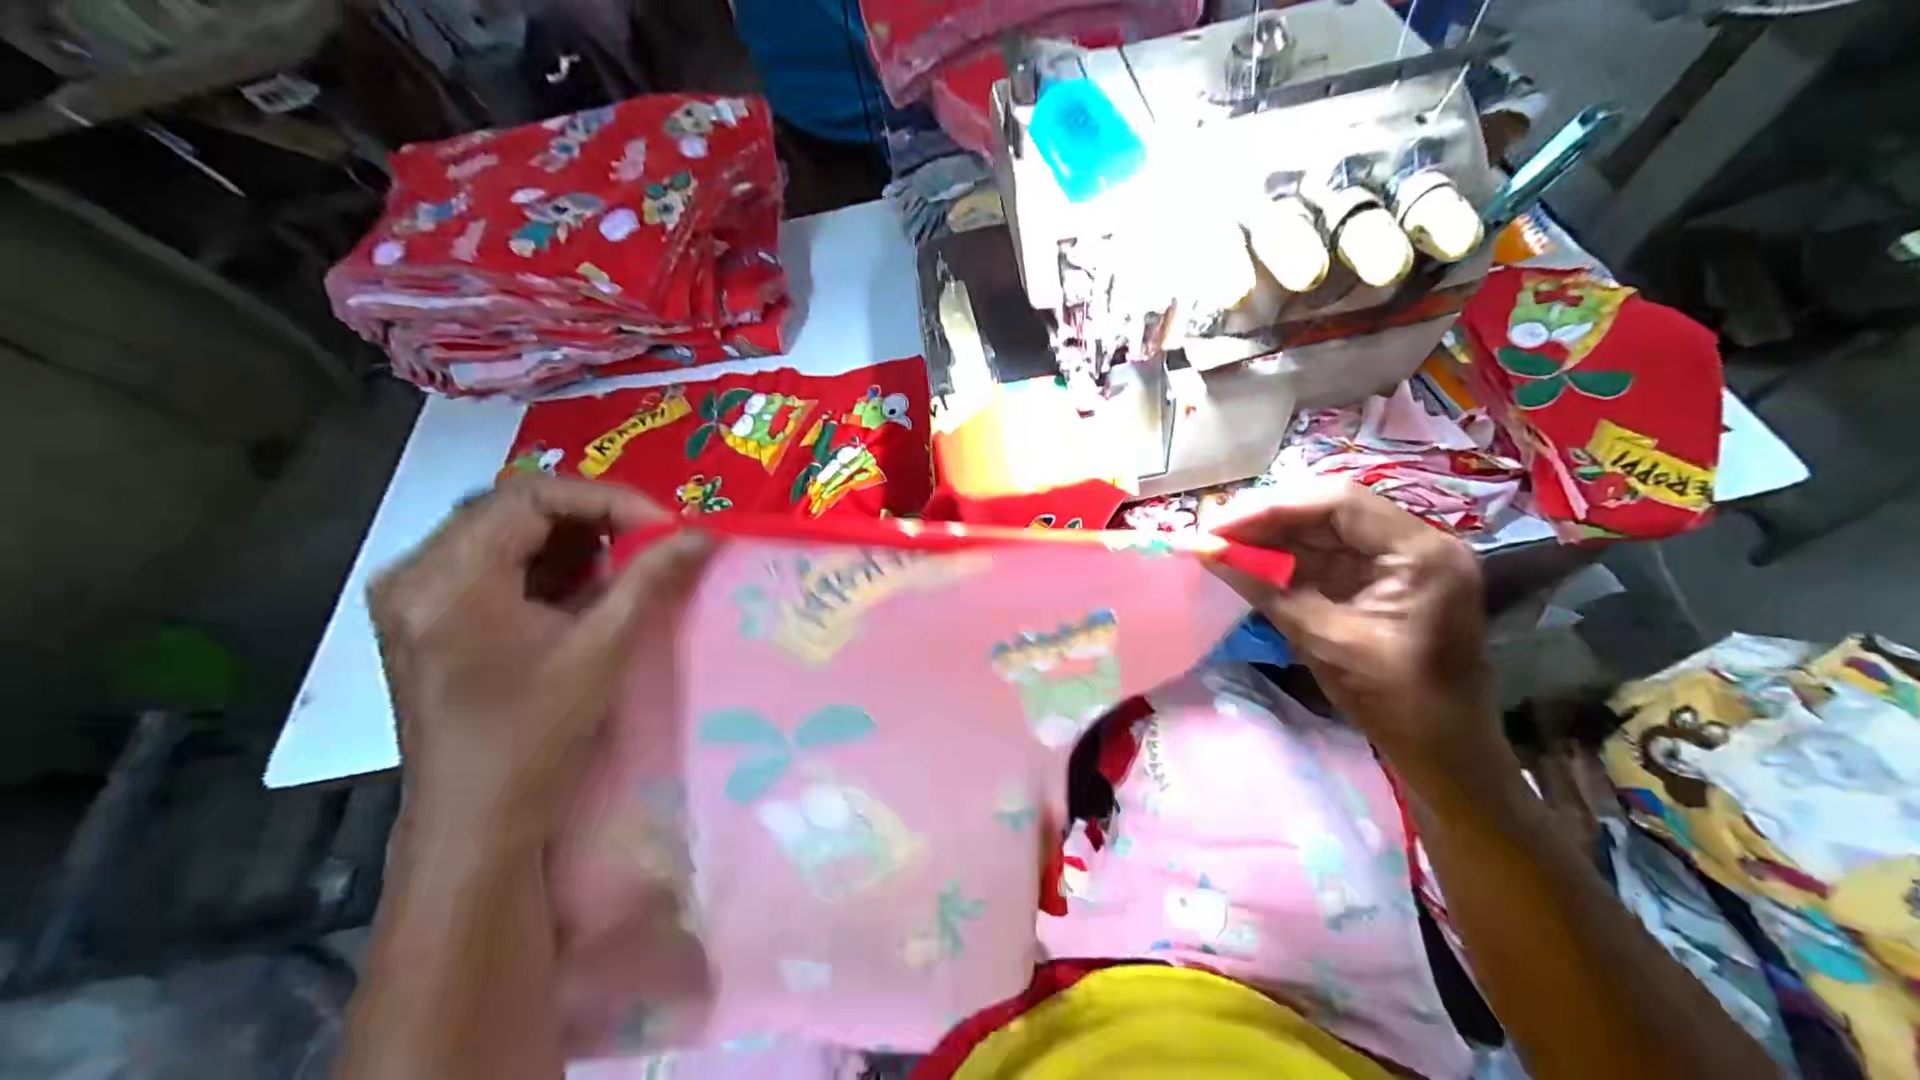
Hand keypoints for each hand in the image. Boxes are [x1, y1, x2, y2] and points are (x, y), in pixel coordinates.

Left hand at [369, 475, 713, 836]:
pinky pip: (492, 560)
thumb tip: (705, 533)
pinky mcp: (426, 613)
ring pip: (503, 530)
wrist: (476, 818)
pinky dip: (545, 563)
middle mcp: (415, 572)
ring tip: (624, 561)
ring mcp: (414, 593)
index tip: (663, 525)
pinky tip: (585, 586)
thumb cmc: (535, 736)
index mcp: (448, 578)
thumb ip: (652, 578)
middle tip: (650, 539)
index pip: (530, 496)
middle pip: (512, 506)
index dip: (606, 500)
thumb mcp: (601, 649)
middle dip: (591, 516)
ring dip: (570, 538)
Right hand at [1213, 478, 1493, 769]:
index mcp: (1420, 553)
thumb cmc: (1394, 701)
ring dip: (1273, 536)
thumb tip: (1206, 551)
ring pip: (1326, 529)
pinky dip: (1289, 557)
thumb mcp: (1323, 641)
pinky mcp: (1386, 578)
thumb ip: (1265, 588)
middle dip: (1268, 518)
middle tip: (1214, 532)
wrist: (1446, 753)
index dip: (1271, 508)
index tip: (1219, 525)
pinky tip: (1252, 561)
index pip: (1338, 503)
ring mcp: (1403, 560)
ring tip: (1223, 544)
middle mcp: (1418, 542)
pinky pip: (1331, 554)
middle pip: (1331, 509)